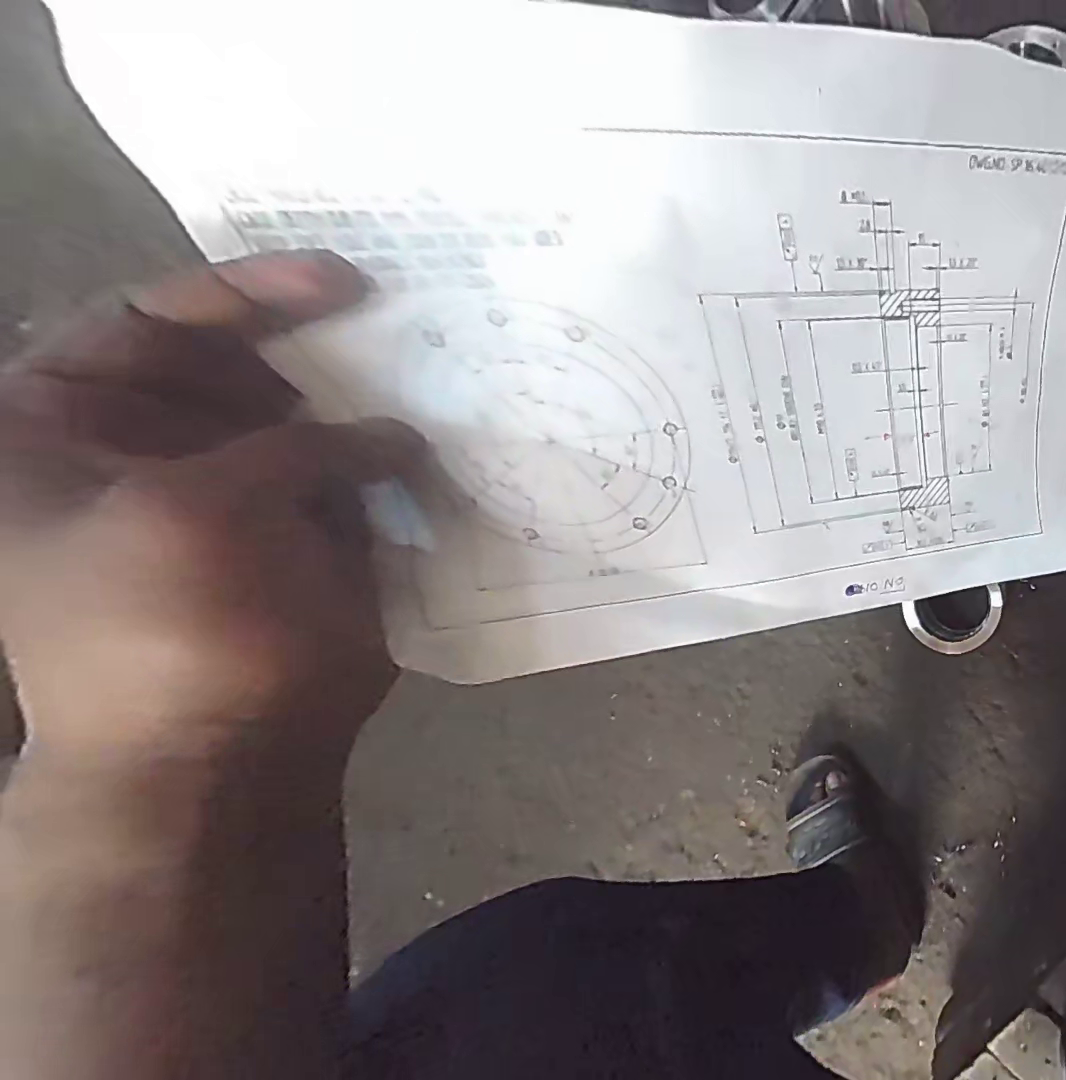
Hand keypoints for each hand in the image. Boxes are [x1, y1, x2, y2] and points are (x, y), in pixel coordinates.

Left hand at [0, 252, 420, 768]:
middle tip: (419, 324)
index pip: (155, 322)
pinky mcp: (331, 527)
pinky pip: (376, 473)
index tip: (346, 280)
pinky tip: (459, 443)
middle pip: (257, 366)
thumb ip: (297, 449)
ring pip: (329, 421)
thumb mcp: (195, 510)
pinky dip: (414, 459)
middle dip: (332, 344)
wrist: (230, 738)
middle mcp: (170, 446)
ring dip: (386, 403)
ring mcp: (261, 490)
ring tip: (455, 378)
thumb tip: (399, 435)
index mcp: (75, 427)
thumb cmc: (165, 626)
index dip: (248, 292)